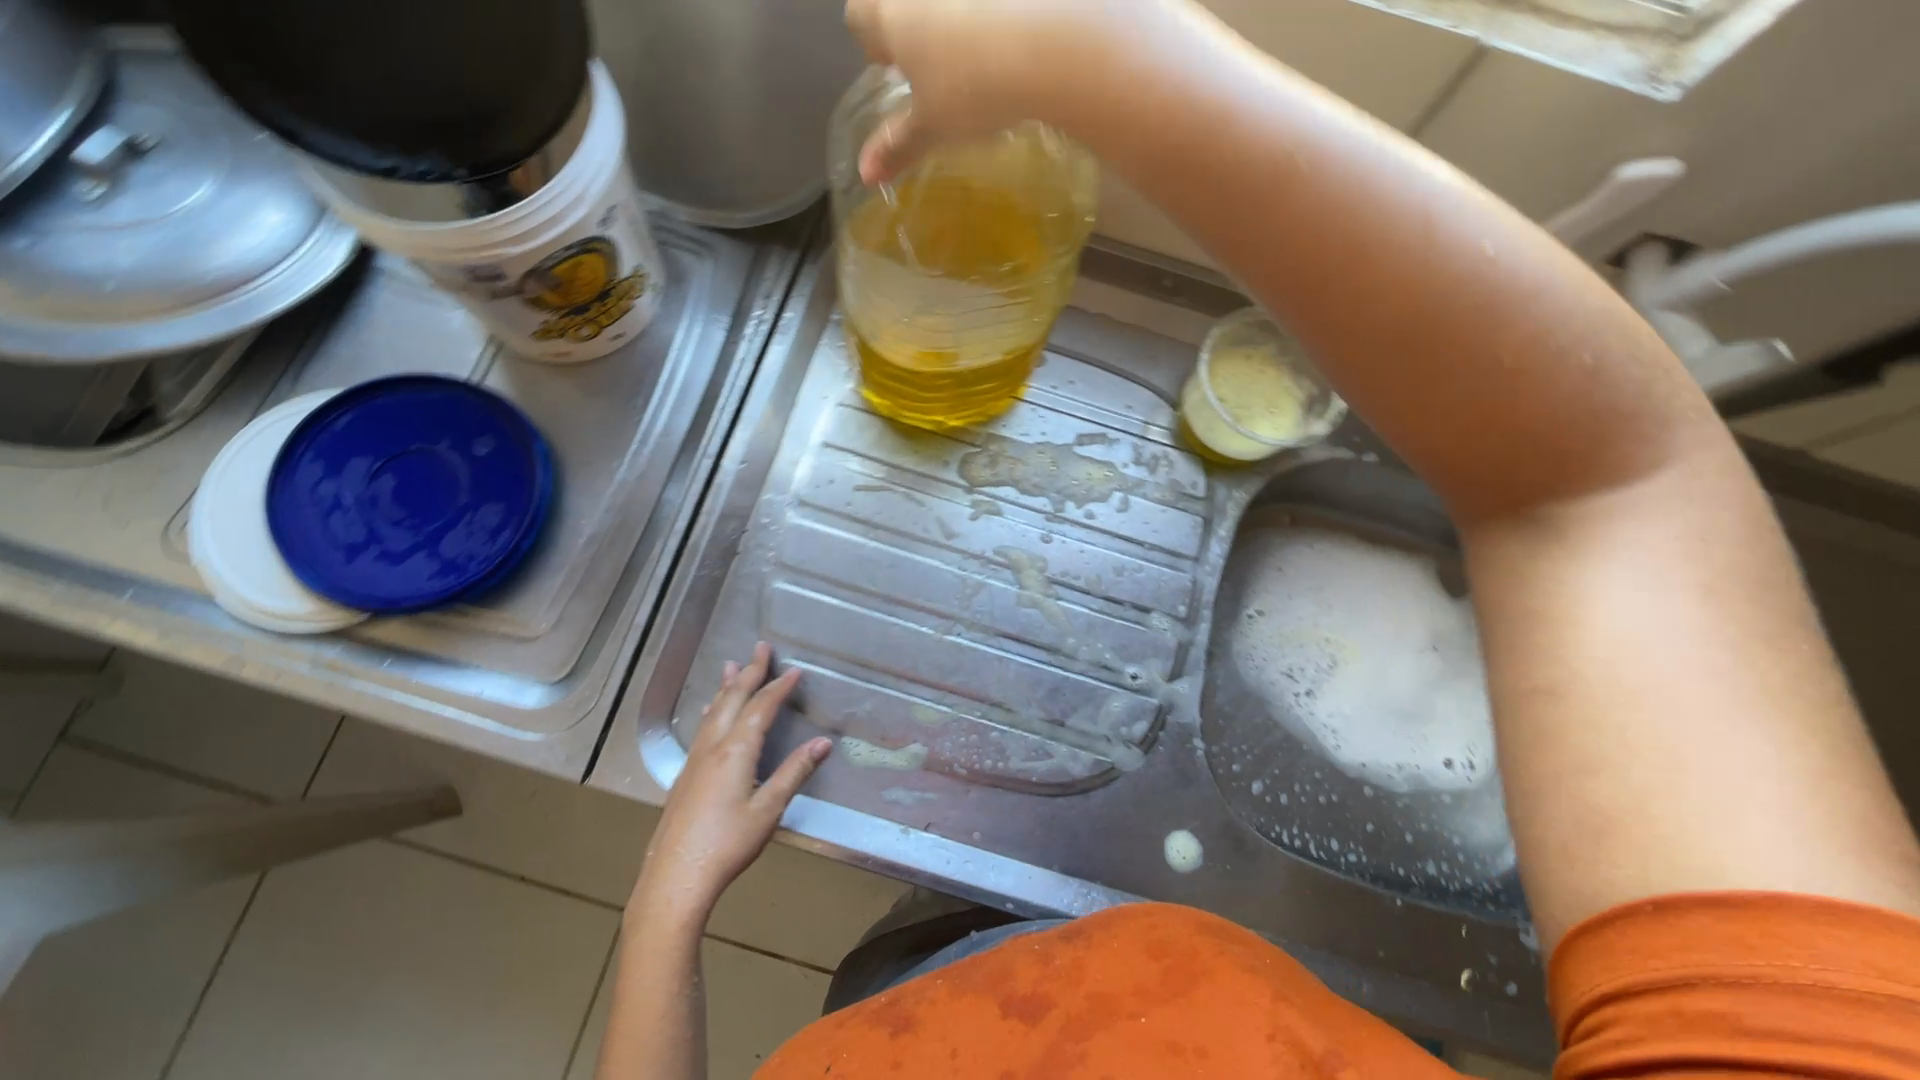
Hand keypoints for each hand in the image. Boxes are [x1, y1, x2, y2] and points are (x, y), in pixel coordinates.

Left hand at [630, 643, 831, 923]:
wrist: (676, 877)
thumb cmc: (727, 845)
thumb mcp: (768, 810)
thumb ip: (794, 772)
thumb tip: (822, 743)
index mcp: (735, 751)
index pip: (760, 708)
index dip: (778, 687)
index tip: (794, 669)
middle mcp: (712, 747)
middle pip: (733, 700)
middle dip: (749, 672)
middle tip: (760, 647)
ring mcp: (695, 760)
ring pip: (713, 711)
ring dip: (727, 686)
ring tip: (731, 665)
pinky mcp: (685, 775)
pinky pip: (703, 727)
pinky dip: (713, 709)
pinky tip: (710, 713)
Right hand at [843, 0, 1178, 181]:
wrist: (1054, 44)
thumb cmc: (973, 87)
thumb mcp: (933, 127)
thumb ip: (897, 146)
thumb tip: (866, 174)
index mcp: (889, 13)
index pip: (858, 18)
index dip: (873, 44)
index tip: (893, 69)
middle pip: (902, 4)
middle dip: (914, 28)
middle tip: (938, 67)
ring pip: (950, 5)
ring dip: (958, 21)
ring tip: (983, 55)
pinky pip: (995, 7)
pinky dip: (999, 18)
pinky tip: (1018, 38)